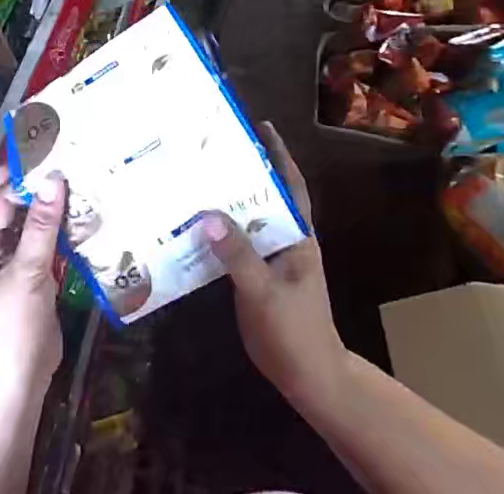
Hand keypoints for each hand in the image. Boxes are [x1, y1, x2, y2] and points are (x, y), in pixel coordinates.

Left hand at [0, 167, 64, 424]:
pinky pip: (41, 239)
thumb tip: (54, 178)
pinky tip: (81, 215)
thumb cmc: (9, 333)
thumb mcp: (27, 276)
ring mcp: (10, 261)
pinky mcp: (31, 274)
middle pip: (5, 201)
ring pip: (26, 218)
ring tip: (78, 181)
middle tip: (63, 163)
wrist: (13, 391)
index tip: (58, 158)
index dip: (24, 178)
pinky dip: (57, 225)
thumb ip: (41, 227)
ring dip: (46, 202)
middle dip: (29, 182)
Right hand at [200, 123, 347, 407]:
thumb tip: (208, 214)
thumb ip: (237, 255)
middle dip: (244, 173)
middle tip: (212, 150)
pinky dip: (220, 235)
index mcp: (298, 235)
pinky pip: (237, 246)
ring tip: (196, 181)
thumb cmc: (294, 329)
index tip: (262, 126)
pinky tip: (194, 229)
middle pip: (265, 198)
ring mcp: (272, 260)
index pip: (291, 185)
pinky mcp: (258, 278)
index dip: (279, 155)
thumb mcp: (264, 291)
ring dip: (228, 204)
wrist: (308, 378)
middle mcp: (286, 240)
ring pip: (248, 222)